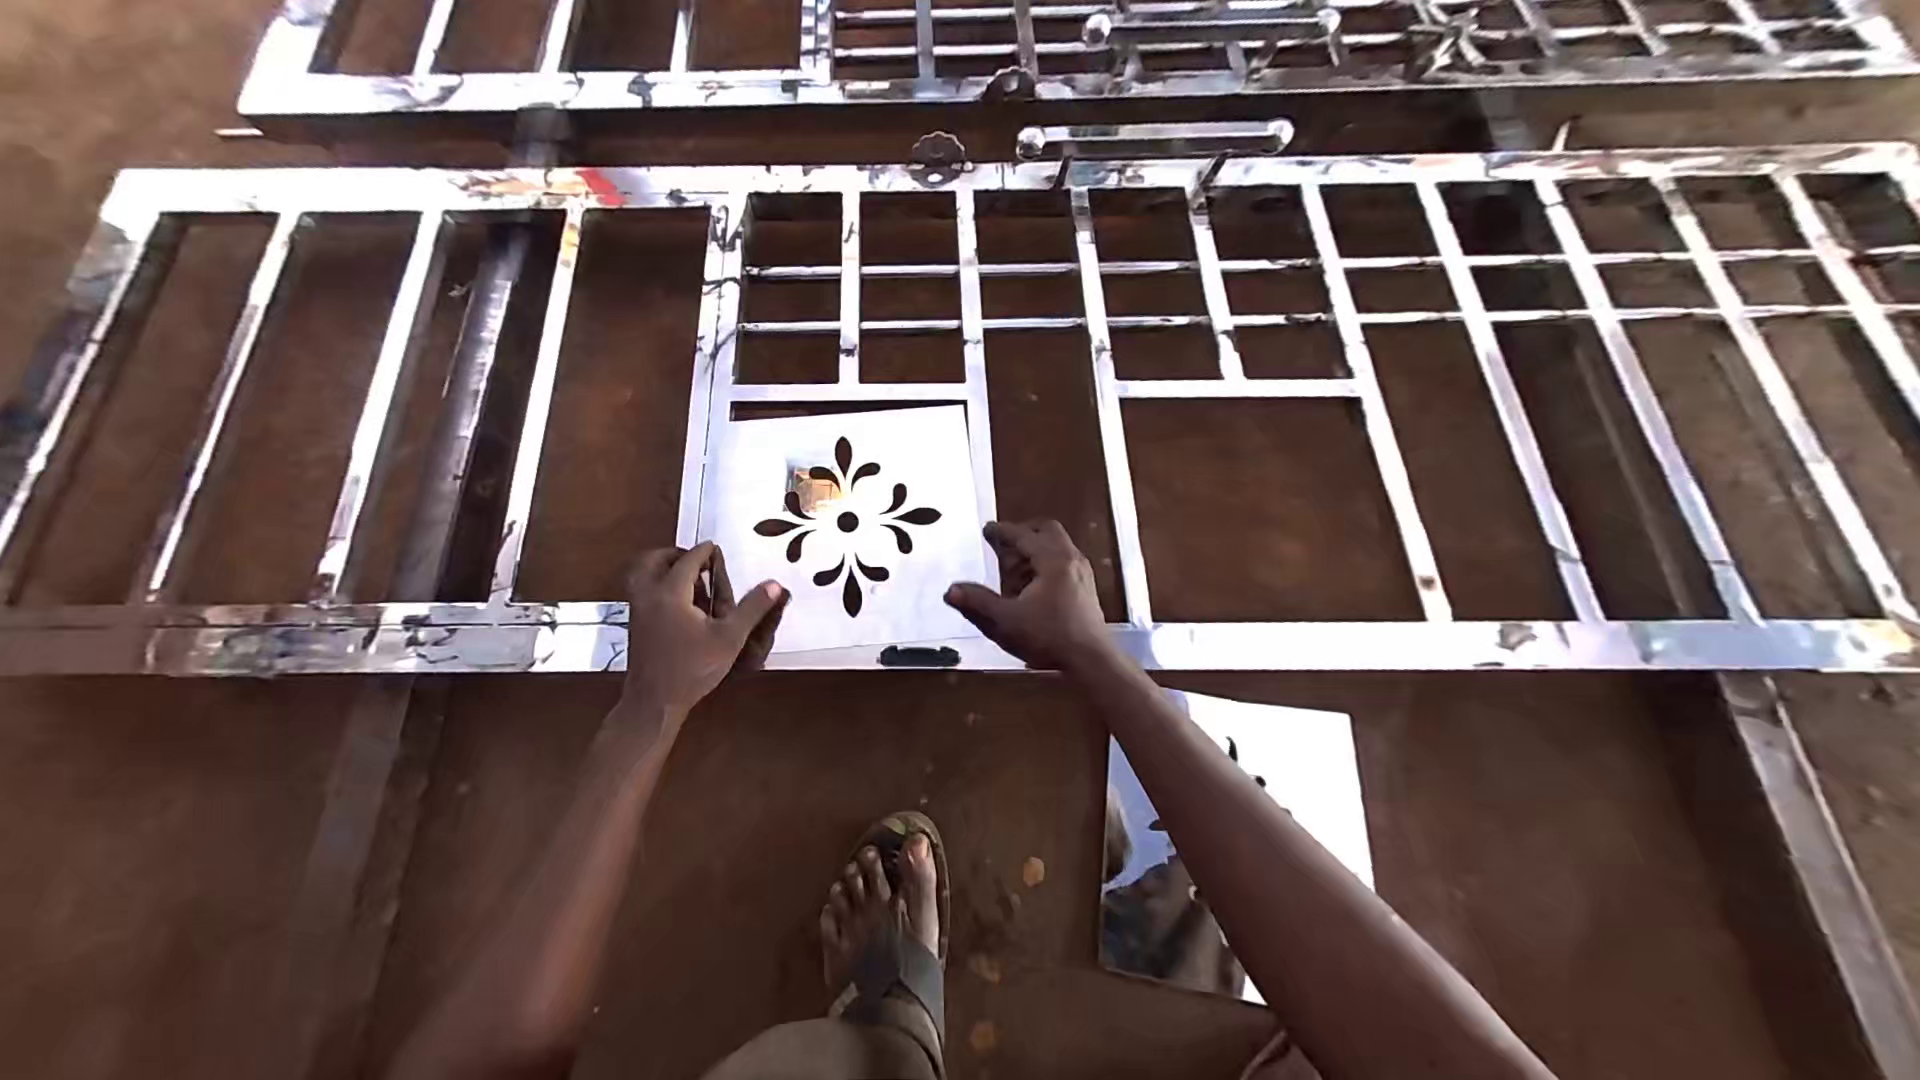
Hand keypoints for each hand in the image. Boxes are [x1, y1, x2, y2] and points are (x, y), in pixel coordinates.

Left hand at [624, 543, 786, 714]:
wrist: (654, 701)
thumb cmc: (692, 668)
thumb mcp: (730, 638)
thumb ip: (752, 608)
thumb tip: (774, 584)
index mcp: (670, 593)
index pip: (688, 560)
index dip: (704, 552)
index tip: (715, 547)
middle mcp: (648, 595)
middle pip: (654, 560)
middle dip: (675, 554)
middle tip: (697, 559)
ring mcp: (637, 610)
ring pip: (641, 574)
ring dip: (662, 568)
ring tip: (688, 578)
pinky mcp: (635, 624)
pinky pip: (642, 591)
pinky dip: (657, 584)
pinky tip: (679, 602)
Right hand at [944, 520, 1112, 670]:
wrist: (1090, 660)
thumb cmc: (1049, 637)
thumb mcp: (1006, 620)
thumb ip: (977, 603)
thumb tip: (951, 591)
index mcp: (1053, 559)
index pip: (1023, 535)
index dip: (1002, 531)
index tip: (987, 530)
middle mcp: (1071, 559)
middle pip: (1047, 531)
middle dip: (1023, 535)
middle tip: (1004, 548)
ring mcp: (1083, 573)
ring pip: (1058, 546)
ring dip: (1036, 550)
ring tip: (1015, 572)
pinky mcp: (1087, 589)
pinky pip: (1065, 562)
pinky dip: (1047, 564)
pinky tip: (1034, 588)